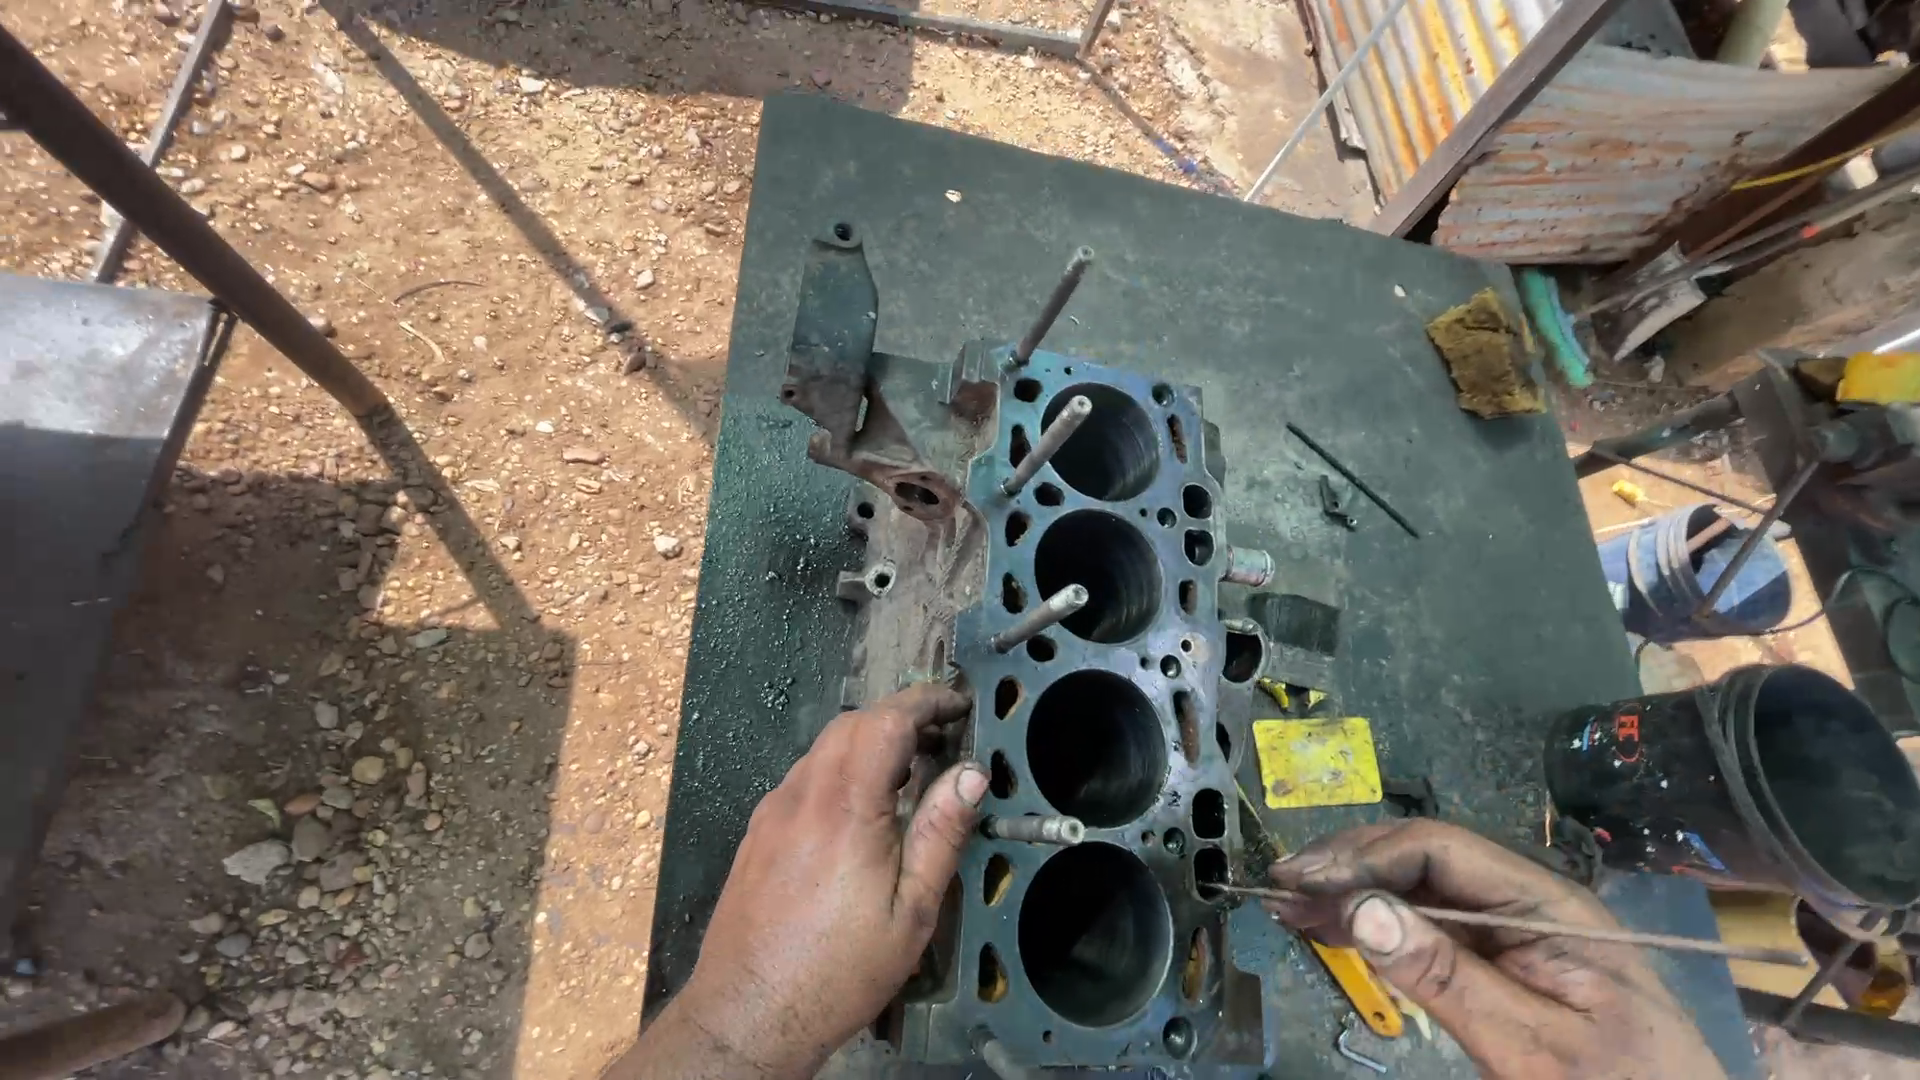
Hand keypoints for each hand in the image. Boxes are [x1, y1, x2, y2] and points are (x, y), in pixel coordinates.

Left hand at [613, 684, 986, 1079]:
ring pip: (826, 746)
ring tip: (909, 771)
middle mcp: (803, 793)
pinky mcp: (759, 828)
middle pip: (854, 722)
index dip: (926, 702)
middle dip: (901, 716)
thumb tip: (972, 773)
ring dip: (870, 740)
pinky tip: (860, 807)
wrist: (745, 1015)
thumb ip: (941, 833)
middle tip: (942, 738)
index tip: (957, 705)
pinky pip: (806, 775)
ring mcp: (774, 809)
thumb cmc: (839, 969)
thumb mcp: (911, 911)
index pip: (887, 720)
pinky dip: (842, 766)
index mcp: (846, 807)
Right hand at [1263, 820, 1726, 1079]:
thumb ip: (1448, 978)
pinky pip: (1419, 921)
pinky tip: (1328, 924)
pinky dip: (1368, 920)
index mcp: (1546, 903)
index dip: (1363, 857)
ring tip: (1288, 904)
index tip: (1303, 882)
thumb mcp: (1539, 1051)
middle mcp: (1520, 897)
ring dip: (1346, 890)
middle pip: (1414, 856)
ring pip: (1408, 884)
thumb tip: (1358, 908)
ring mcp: (1504, 924)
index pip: (1436, 848)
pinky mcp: (1490, 954)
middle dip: (1344, 867)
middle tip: (1281, 889)